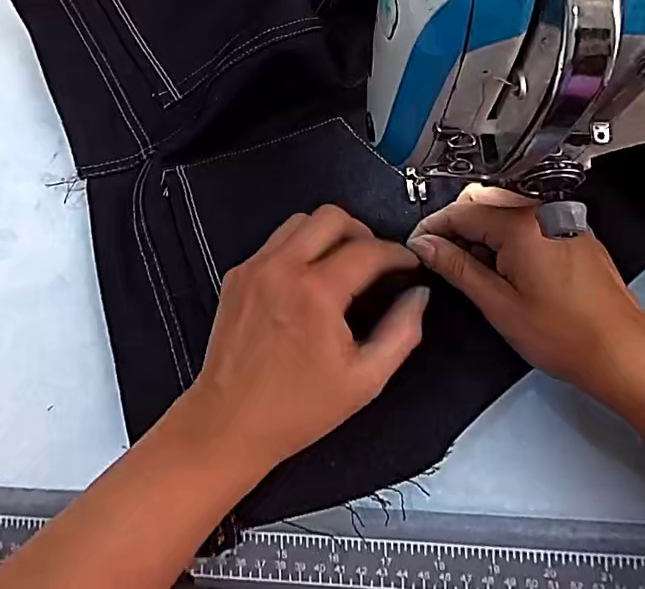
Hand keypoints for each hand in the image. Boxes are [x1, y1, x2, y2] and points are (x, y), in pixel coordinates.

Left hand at [175, 205, 427, 472]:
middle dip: (363, 232)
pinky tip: (308, 278)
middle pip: (333, 217)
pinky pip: (276, 241)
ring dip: (329, 234)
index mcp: (316, 293)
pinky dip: (300, 247)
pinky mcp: (237, 275)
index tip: (408, 265)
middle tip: (375, 260)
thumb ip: (402, 331)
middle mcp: (283, 268)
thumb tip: (419, 294)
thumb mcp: (366, 380)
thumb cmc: (298, 410)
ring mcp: (255, 268)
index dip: (397, 254)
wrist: (226, 427)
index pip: (369, 250)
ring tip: (342, 264)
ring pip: (302, 220)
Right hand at [407, 186, 644, 414]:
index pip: (460, 211)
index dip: (433, 228)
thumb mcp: (499, 306)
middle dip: (457, 227)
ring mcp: (562, 220)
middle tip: (443, 261)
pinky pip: (531, 221)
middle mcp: (543, 212)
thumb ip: (458, 268)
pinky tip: (508, 270)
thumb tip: (428, 247)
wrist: (624, 353)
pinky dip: (510, 237)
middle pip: (483, 202)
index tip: (420, 246)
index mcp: (521, 224)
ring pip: (507, 210)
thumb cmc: (570, 336)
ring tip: (477, 272)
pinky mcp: (574, 233)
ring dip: (484, 232)